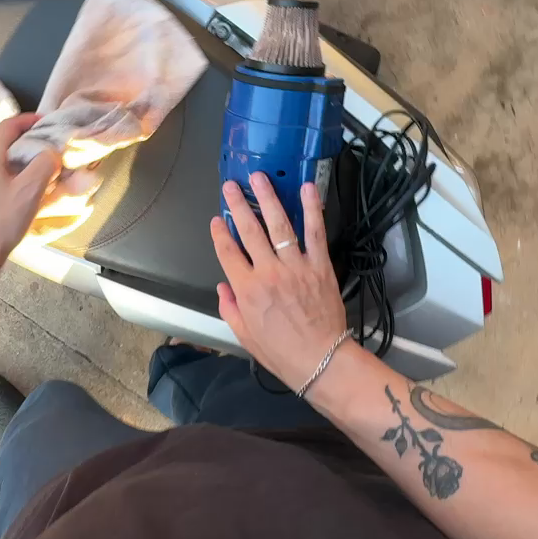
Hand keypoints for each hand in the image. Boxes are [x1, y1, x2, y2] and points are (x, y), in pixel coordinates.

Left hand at [0, 113, 59, 278]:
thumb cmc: (2, 223)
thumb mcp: (30, 191)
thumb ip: (44, 165)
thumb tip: (50, 153)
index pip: (6, 127)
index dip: (27, 120)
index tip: (44, 121)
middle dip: (16, 132)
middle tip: (37, 136)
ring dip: (8, 150)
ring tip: (28, 157)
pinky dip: (2, 165)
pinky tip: (14, 180)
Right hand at [210, 173, 348, 389]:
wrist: (321, 360)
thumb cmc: (282, 352)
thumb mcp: (244, 336)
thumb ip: (229, 309)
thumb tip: (222, 288)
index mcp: (247, 290)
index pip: (227, 252)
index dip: (219, 233)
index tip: (216, 219)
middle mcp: (268, 272)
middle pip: (248, 230)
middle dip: (238, 204)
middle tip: (231, 185)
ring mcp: (295, 266)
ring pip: (278, 224)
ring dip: (267, 198)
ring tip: (259, 178)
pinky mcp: (319, 266)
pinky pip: (315, 232)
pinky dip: (311, 209)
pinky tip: (307, 189)